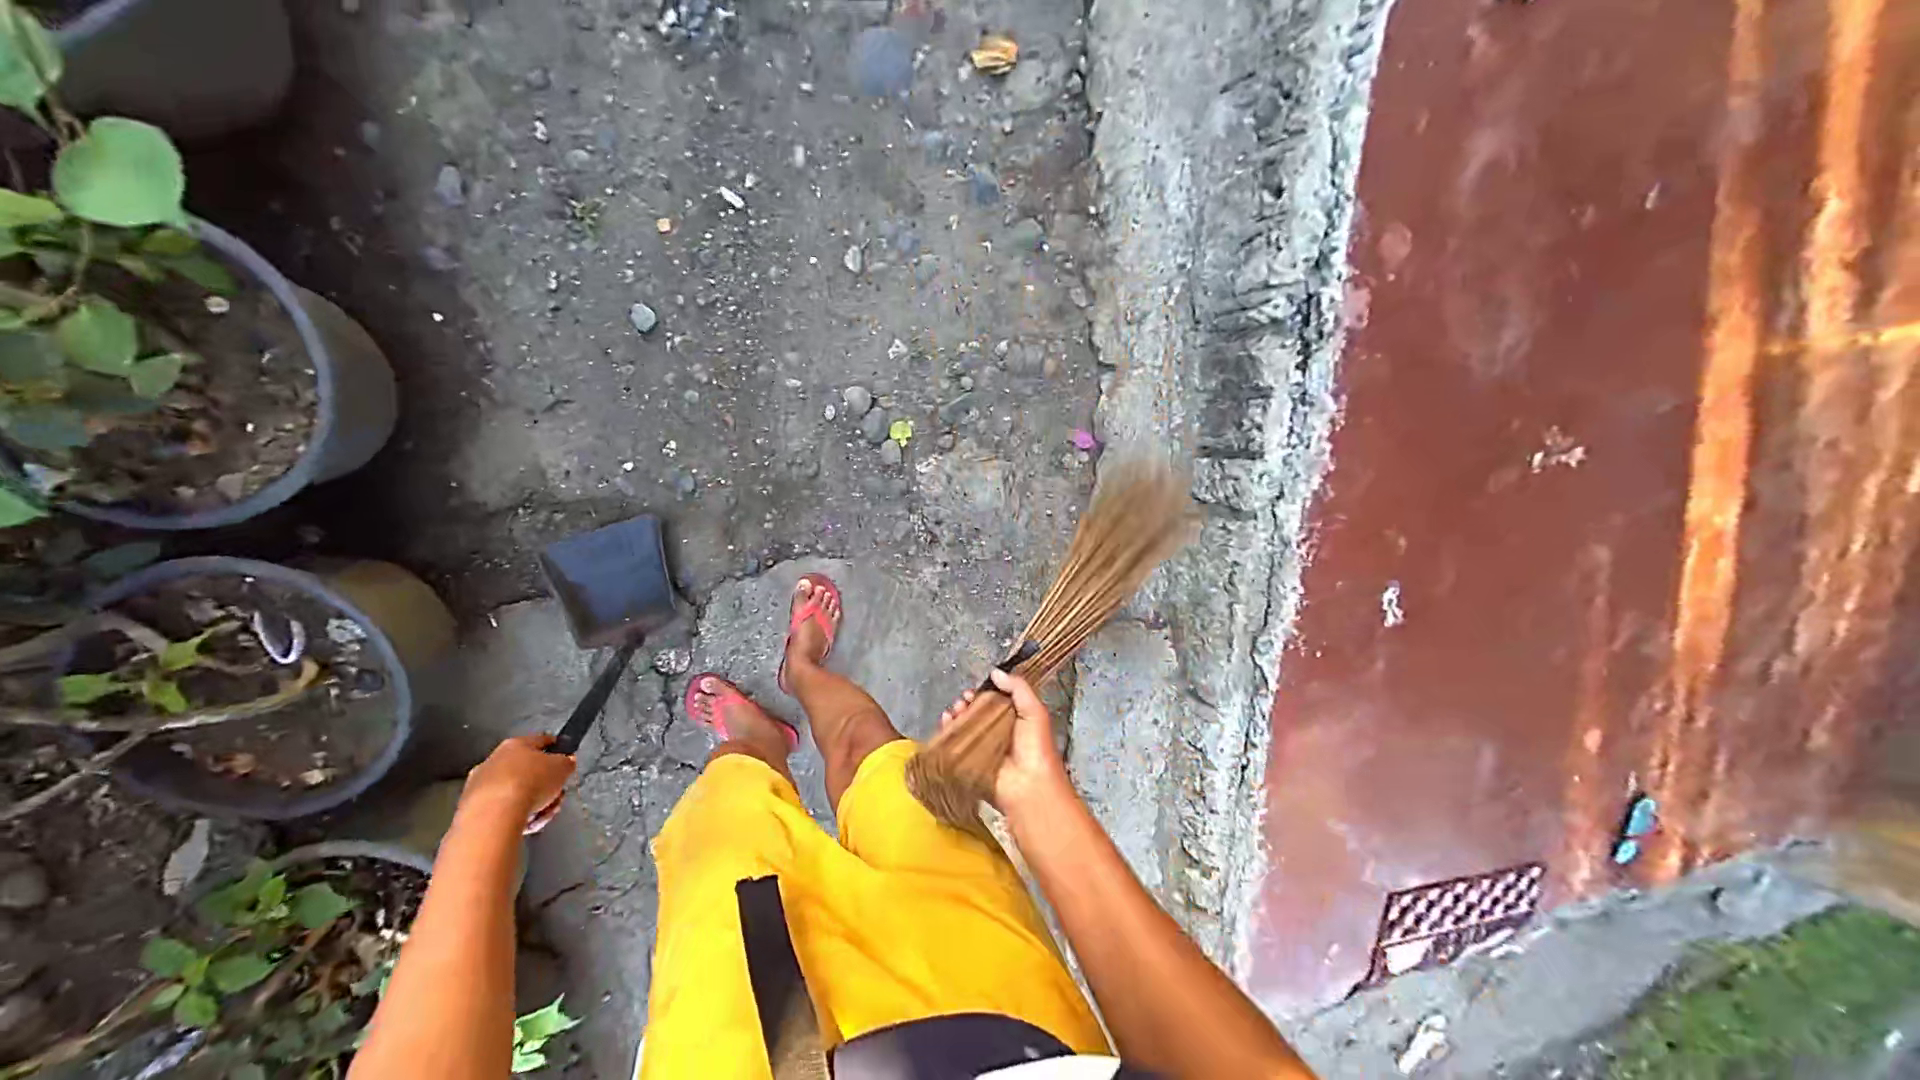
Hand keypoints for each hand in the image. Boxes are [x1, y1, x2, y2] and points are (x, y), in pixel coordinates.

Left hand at [461, 735, 575, 832]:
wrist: (495, 816)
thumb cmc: (530, 783)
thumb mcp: (564, 767)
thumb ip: (567, 763)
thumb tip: (565, 763)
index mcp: (515, 744)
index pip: (541, 741)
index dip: (557, 750)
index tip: (565, 759)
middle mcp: (494, 761)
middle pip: (528, 772)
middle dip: (546, 786)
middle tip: (557, 795)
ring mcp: (480, 786)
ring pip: (516, 794)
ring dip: (534, 804)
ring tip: (544, 814)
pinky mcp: (472, 809)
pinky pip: (503, 811)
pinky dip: (517, 817)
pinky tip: (528, 824)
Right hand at [938, 668, 1068, 812]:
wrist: (1028, 786)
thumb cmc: (1036, 748)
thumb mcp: (1034, 710)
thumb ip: (1018, 687)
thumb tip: (996, 672)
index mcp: (1016, 719)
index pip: (995, 700)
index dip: (983, 692)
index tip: (974, 689)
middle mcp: (999, 733)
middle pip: (977, 712)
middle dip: (967, 703)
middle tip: (963, 700)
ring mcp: (983, 748)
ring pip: (965, 726)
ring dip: (957, 715)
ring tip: (954, 710)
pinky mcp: (970, 762)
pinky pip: (956, 744)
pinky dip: (948, 732)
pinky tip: (946, 722)